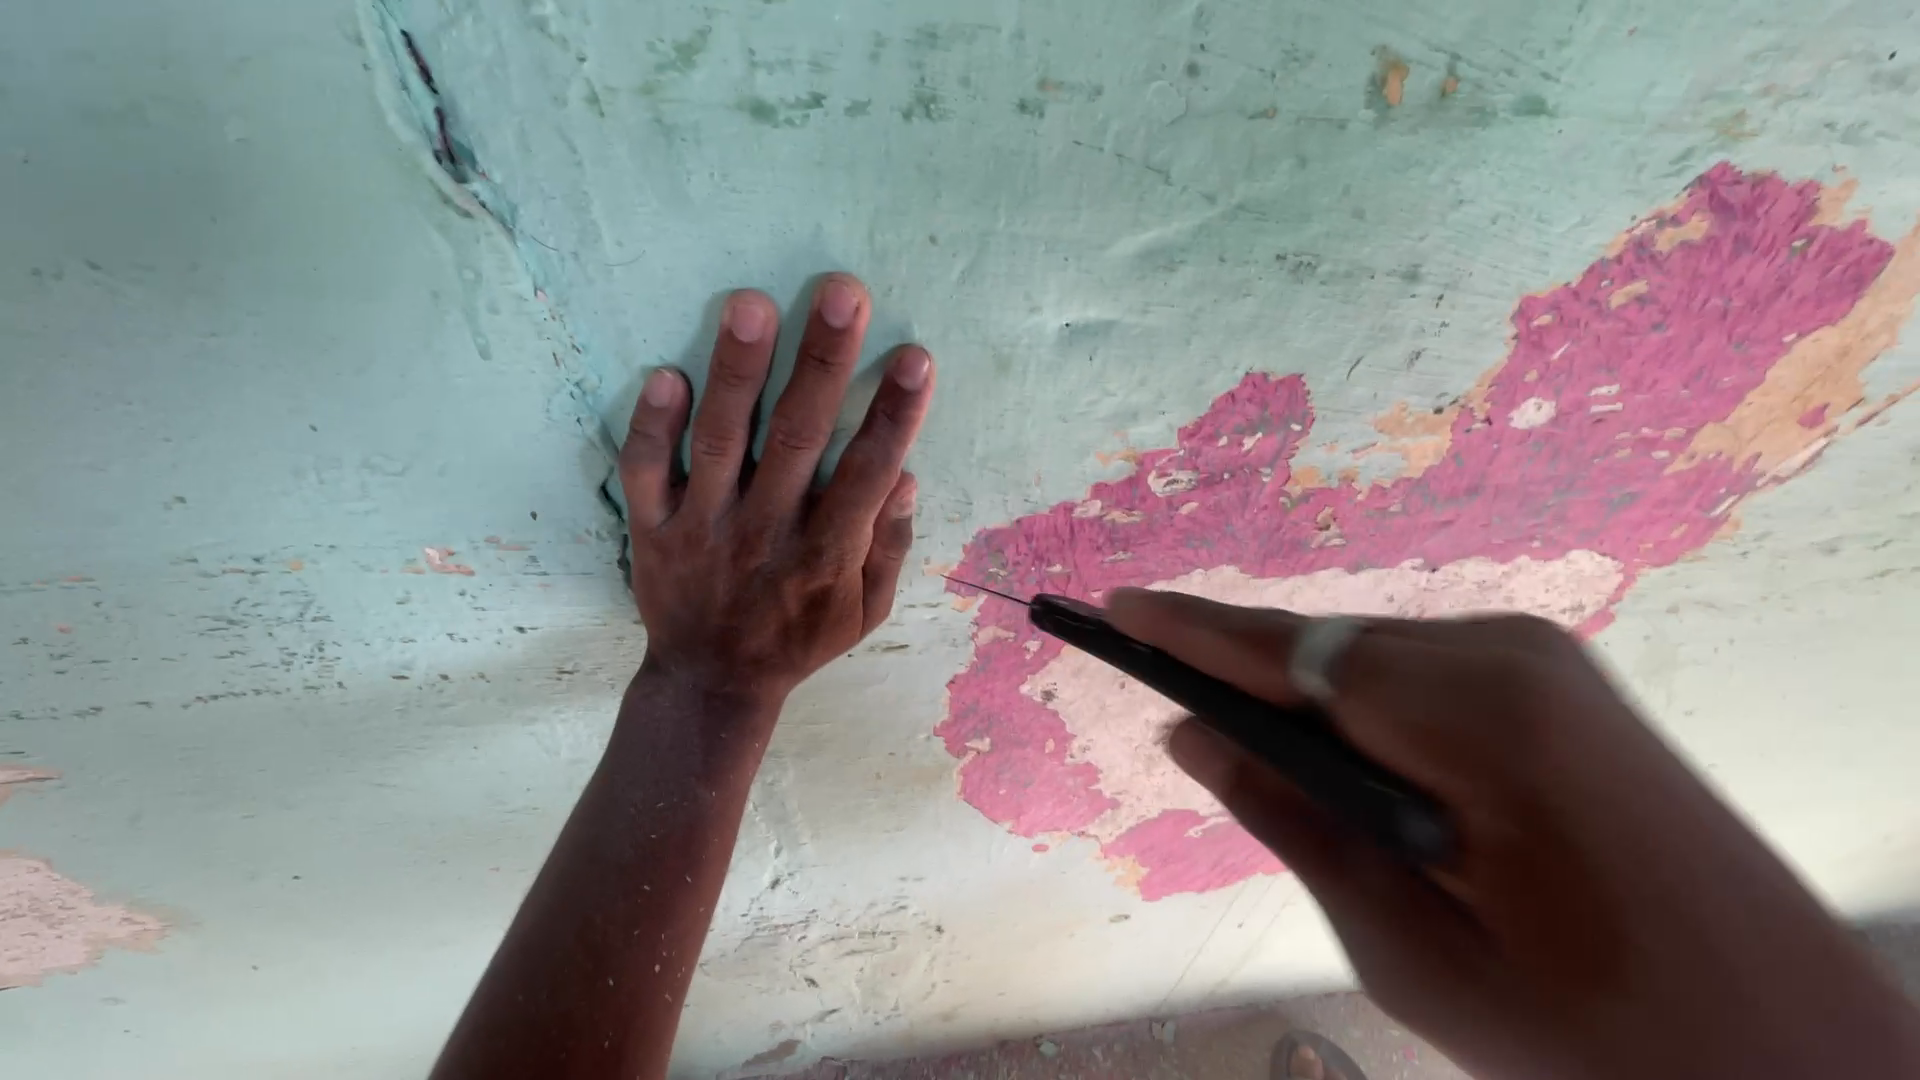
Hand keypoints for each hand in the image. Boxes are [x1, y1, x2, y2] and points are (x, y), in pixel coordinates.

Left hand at [618, 275, 933, 707]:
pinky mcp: (652, 530)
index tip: (915, 357)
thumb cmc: (800, 638)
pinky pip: (645, 472)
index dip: (893, 416)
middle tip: (842, 293)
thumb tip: (905, 476)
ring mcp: (702, 529)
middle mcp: (765, 534)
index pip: (867, 476)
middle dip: (823, 364)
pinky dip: (651, 426)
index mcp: (825, 557)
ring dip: (737, 372)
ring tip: (751, 304)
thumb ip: (889, 548)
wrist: (712, 681)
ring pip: (721, 442)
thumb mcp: (866, 612)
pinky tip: (667, 374)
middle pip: (798, 441)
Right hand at [1106, 590, 1919, 1079]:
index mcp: (1476, 715)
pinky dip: (1354, 705)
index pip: (1289, 653)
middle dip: (1239, 673)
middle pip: (1322, 648)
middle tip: (1171, 701)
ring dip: (1298, 697)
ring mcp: (1542, 659)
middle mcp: (1510, 653)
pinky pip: (1412, 672)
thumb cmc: (1596, 1040)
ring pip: (1363, 656)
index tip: (1115, 608)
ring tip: (1251, 746)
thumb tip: (1188, 731)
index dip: (1191, 629)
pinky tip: (1338, 754)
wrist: (1810, 1067)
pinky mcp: (1556, 680)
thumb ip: (1286, 817)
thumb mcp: (1407, 945)